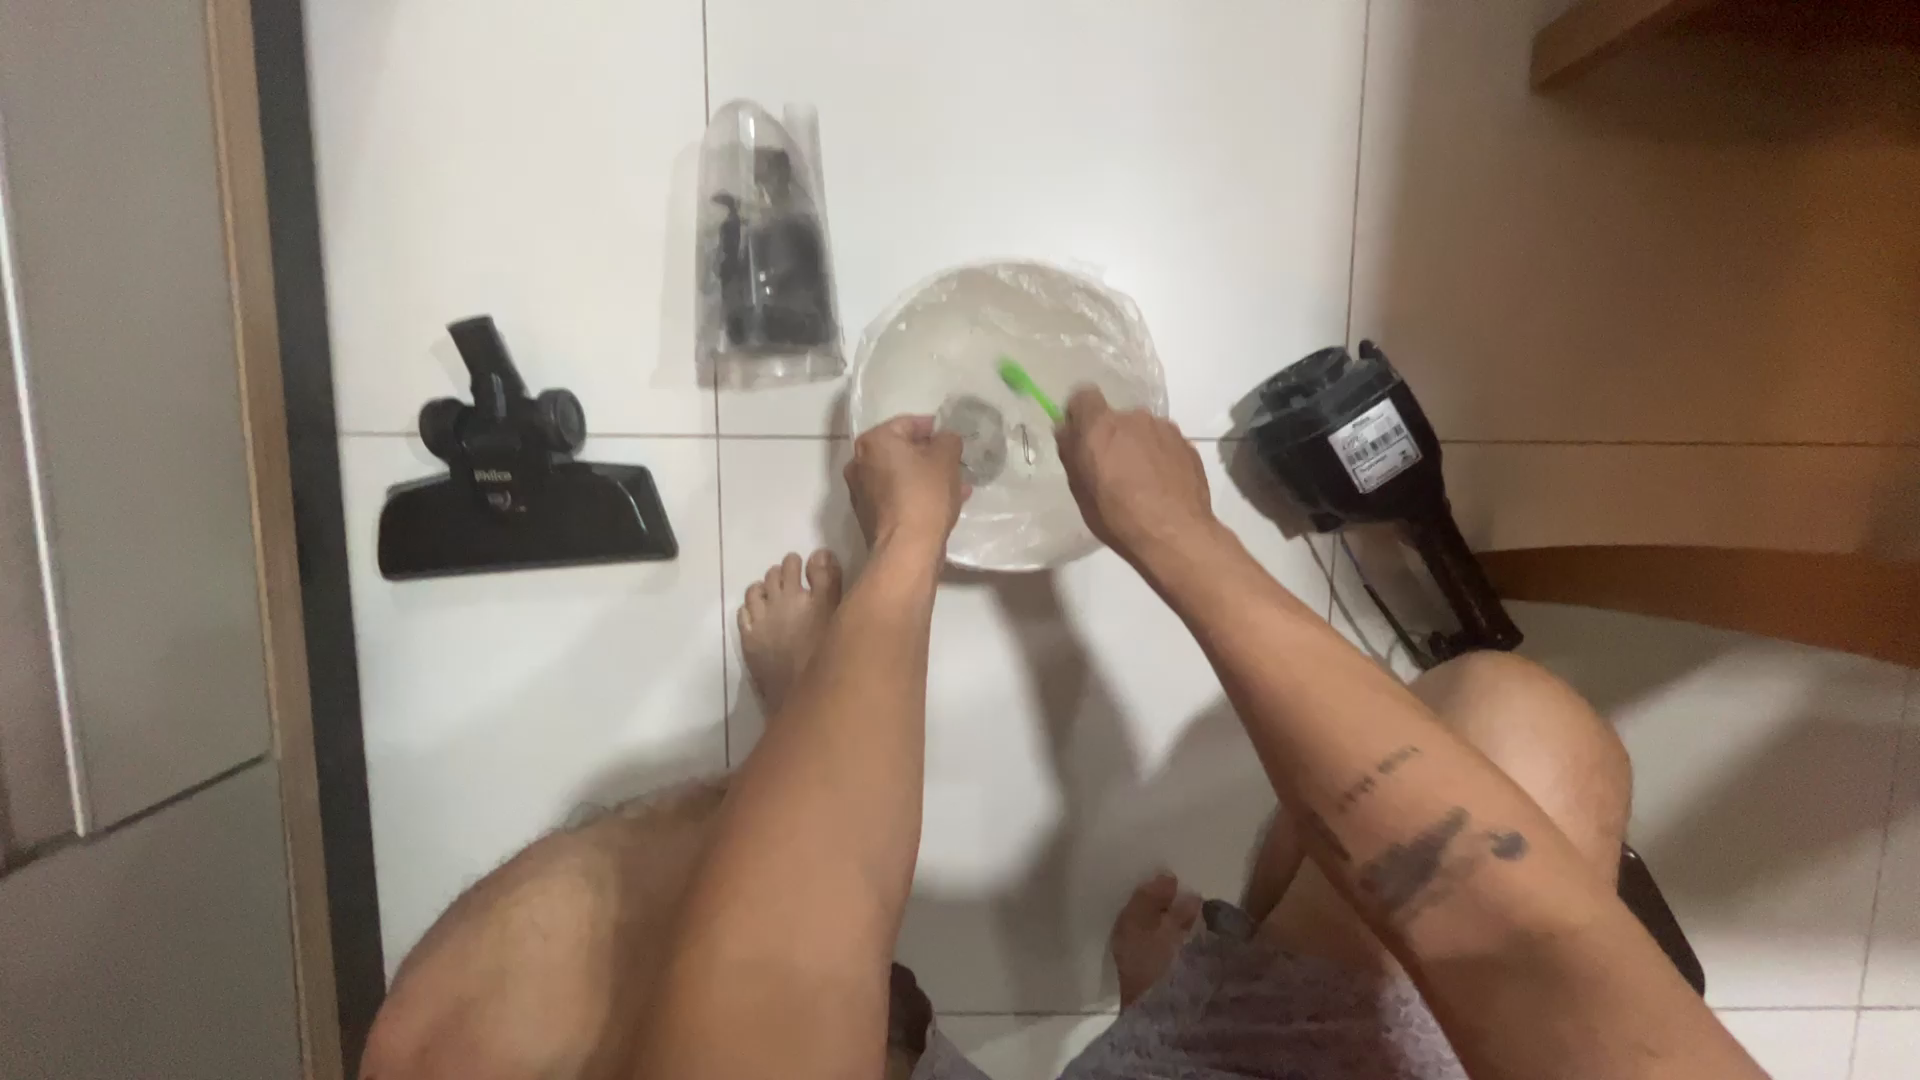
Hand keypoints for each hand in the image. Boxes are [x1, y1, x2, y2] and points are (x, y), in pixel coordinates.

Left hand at [845, 415, 967, 550]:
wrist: (907, 549)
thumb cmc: (925, 495)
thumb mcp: (946, 458)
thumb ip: (948, 439)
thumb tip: (945, 439)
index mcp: (873, 442)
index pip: (907, 424)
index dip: (934, 428)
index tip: (953, 438)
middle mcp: (859, 463)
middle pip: (901, 451)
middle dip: (930, 456)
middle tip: (955, 462)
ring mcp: (860, 492)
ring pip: (900, 476)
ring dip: (926, 477)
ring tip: (956, 486)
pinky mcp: (869, 517)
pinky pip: (896, 497)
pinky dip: (916, 496)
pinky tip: (942, 504)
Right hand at [1055, 387, 1216, 563]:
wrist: (1175, 534)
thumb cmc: (1117, 516)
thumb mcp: (1080, 490)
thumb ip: (1071, 452)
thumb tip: (1066, 429)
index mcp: (1101, 426)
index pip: (1083, 396)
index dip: (1080, 414)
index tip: (1080, 437)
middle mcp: (1133, 418)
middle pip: (1116, 417)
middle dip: (1112, 436)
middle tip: (1112, 469)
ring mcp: (1165, 429)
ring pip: (1142, 430)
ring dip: (1138, 446)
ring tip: (1141, 480)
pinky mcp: (1187, 444)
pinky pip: (1164, 443)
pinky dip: (1160, 457)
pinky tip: (1162, 485)